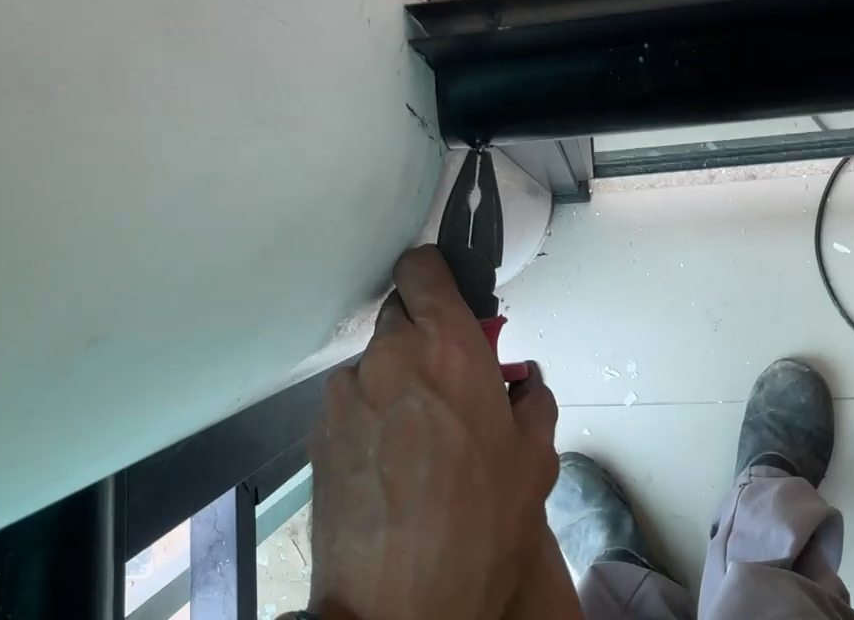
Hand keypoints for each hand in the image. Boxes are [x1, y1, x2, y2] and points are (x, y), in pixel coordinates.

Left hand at [307, 246, 560, 619]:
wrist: (400, 601)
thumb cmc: (476, 528)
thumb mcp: (533, 461)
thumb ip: (531, 400)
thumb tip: (523, 382)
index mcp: (448, 348)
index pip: (423, 267)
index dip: (435, 273)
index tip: (446, 294)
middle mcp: (391, 354)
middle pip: (401, 314)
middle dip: (424, 338)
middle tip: (447, 382)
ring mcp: (348, 390)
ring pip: (376, 361)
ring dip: (396, 380)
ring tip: (418, 439)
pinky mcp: (320, 426)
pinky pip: (352, 400)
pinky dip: (370, 415)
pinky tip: (389, 462)